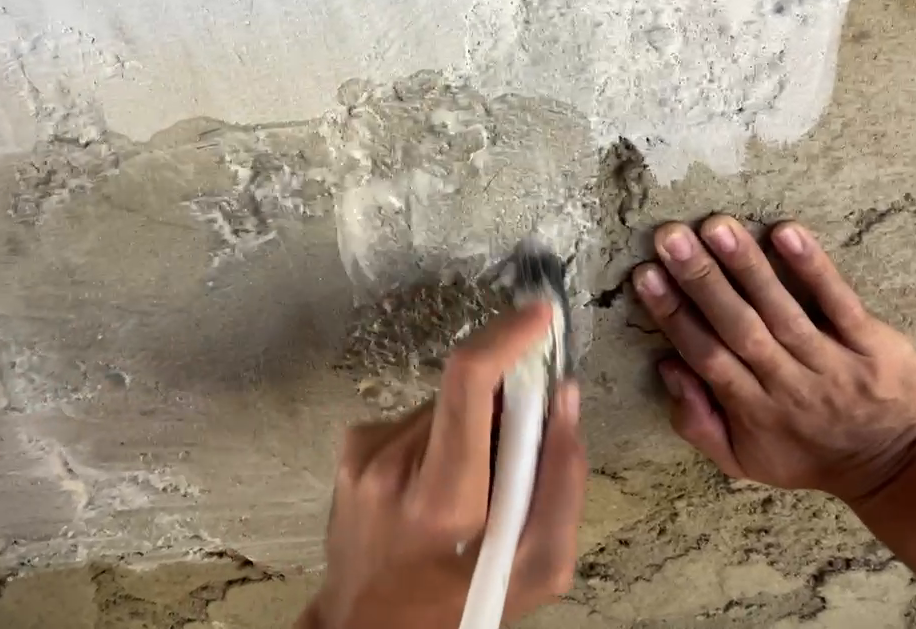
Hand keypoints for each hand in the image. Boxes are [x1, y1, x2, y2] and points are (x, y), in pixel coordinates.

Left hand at [300, 306, 585, 628]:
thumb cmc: (457, 608)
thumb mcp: (534, 570)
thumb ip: (563, 481)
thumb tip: (563, 395)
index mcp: (441, 497)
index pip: (468, 382)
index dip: (506, 336)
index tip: (540, 315)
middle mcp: (391, 462)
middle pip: (465, 394)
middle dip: (503, 403)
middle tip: (516, 449)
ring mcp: (363, 450)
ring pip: (442, 405)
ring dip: (470, 427)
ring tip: (467, 488)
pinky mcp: (351, 445)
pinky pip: (415, 419)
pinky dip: (439, 437)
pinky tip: (432, 485)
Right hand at [632, 216, 915, 503]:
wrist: (898, 472)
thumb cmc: (806, 455)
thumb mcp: (743, 460)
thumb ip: (697, 421)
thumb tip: (668, 365)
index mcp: (751, 408)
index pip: (705, 354)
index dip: (673, 314)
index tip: (645, 274)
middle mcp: (787, 383)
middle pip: (737, 327)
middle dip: (701, 280)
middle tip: (670, 237)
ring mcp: (831, 362)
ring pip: (781, 310)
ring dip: (746, 266)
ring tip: (716, 226)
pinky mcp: (873, 345)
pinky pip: (840, 303)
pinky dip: (812, 268)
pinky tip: (785, 232)